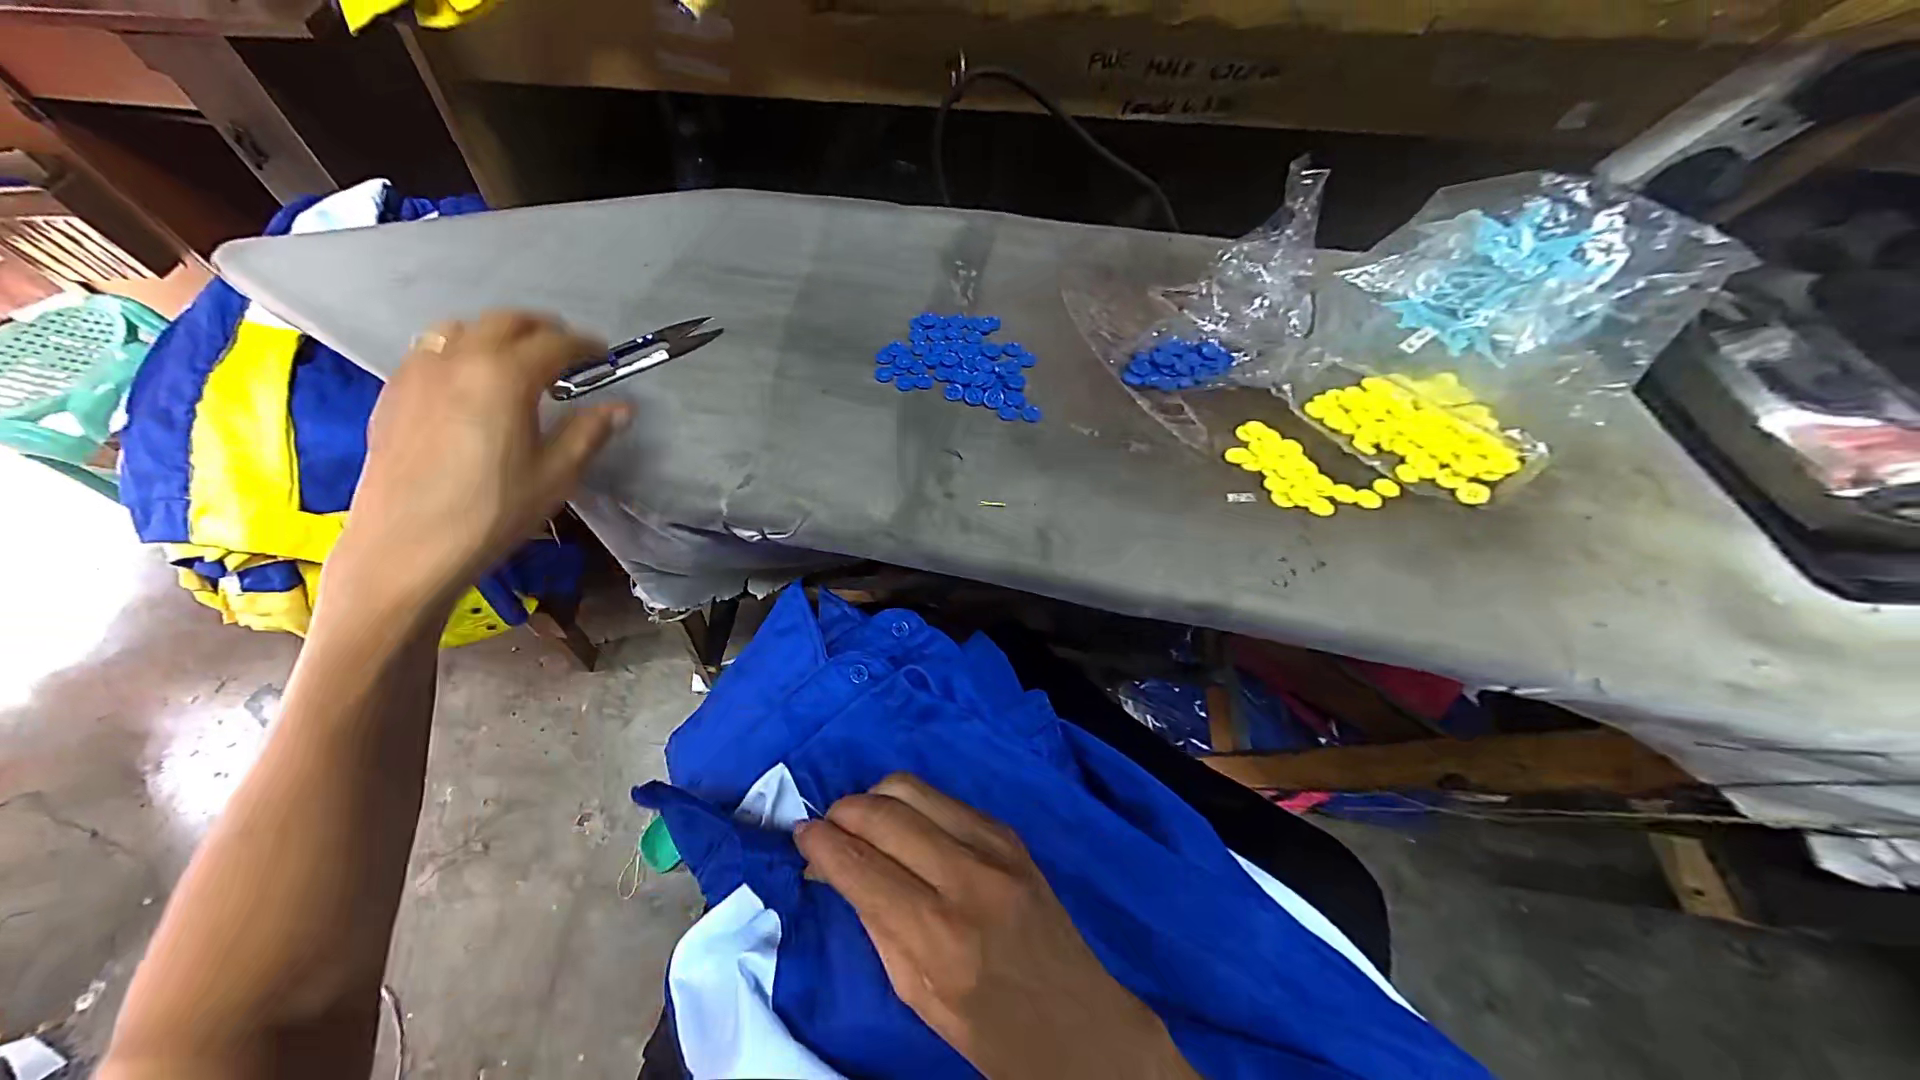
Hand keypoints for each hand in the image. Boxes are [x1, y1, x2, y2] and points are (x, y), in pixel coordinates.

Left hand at [327, 311, 630, 617]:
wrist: (407, 546)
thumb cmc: (493, 512)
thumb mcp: (556, 475)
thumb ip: (589, 432)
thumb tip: (621, 408)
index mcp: (505, 376)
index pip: (554, 343)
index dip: (585, 345)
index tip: (603, 353)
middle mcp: (459, 360)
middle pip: (504, 321)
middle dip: (541, 328)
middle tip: (567, 349)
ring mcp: (418, 372)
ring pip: (461, 328)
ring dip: (497, 333)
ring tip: (517, 359)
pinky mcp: (393, 393)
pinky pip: (430, 350)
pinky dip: (459, 350)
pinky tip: (470, 383)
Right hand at [794, 774, 1199, 1079]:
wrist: (1077, 1019)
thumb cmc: (988, 1026)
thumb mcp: (915, 994)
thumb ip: (874, 922)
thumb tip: (835, 868)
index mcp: (937, 934)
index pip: (861, 866)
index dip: (821, 844)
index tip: (800, 834)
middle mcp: (966, 877)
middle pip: (884, 812)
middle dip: (843, 812)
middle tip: (826, 827)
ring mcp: (995, 846)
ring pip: (913, 788)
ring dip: (875, 799)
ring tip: (861, 822)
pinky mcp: (1010, 832)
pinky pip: (945, 799)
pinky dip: (913, 805)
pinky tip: (905, 827)